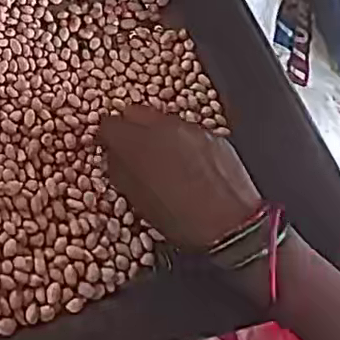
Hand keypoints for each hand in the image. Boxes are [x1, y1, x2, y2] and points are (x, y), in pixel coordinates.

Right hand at [99, 105, 259, 251]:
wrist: (233, 227)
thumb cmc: (178, 218)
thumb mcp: (134, 197)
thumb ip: (118, 167)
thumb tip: (114, 155)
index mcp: (135, 141)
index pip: (108, 124)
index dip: (106, 137)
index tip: (108, 146)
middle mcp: (161, 126)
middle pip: (134, 112)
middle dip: (130, 127)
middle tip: (133, 148)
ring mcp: (190, 129)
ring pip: (163, 121)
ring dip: (158, 134)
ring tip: (165, 160)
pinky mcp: (214, 136)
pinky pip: (189, 132)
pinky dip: (183, 143)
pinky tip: (190, 166)